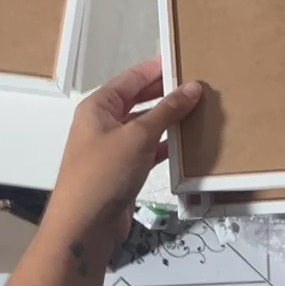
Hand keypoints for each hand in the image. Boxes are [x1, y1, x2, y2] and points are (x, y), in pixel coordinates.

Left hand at [50, 58, 202, 239]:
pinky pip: (149, 150)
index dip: (156, 69)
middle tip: (198, 86)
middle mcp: (104, 123)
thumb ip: (167, 111)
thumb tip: (192, 87)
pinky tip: (189, 144)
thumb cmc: (104, 173)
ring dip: (169, 121)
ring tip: (200, 111)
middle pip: (138, 100)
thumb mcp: (138, 136)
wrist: (85, 226)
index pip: (131, 79)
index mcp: (98, 106)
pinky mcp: (124, 170)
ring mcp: (113, 148)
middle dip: (166, 94)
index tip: (183, 60)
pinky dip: (166, 146)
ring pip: (146, 126)